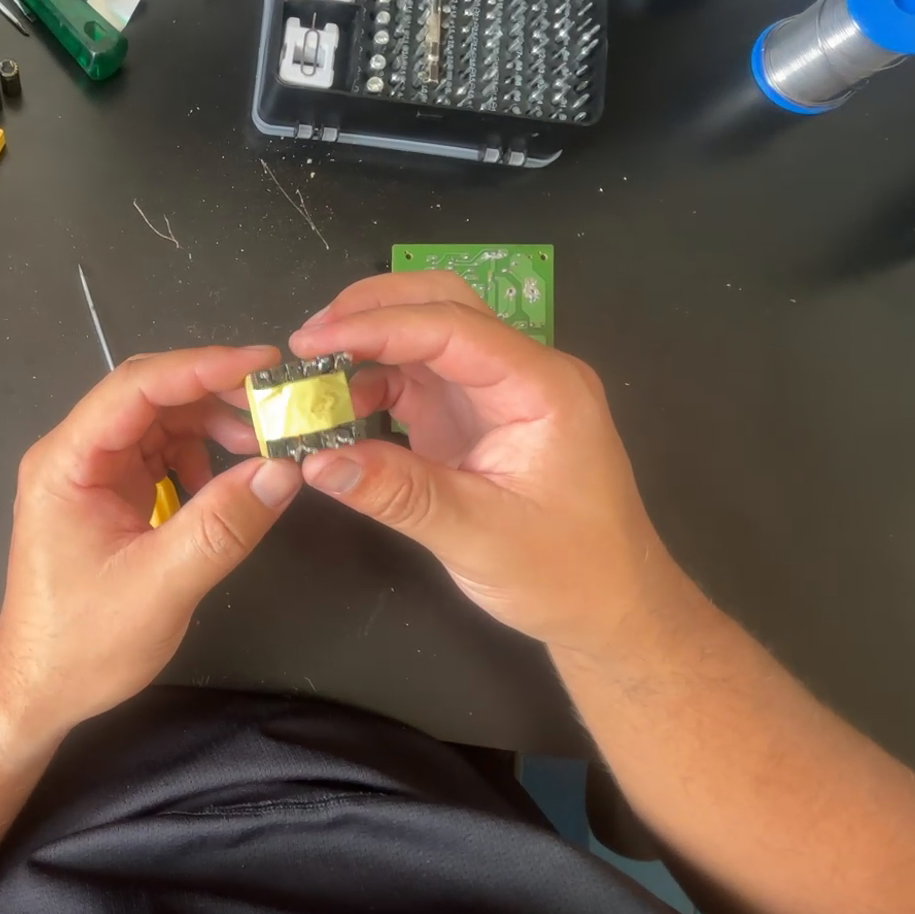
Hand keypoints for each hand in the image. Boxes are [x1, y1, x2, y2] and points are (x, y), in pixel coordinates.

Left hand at [0, 346, 303, 737]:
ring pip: (158, 421)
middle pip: (148, 396)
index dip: (200, 367)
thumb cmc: (84, 644)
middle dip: (213, 394)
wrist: (41, 687)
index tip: (263, 363)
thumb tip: (284, 470)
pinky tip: (224, 481)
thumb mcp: (160, 586)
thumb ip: (222, 526)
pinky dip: (198, 457)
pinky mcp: (110, 493)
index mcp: (67, 462)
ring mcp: (92, 473)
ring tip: (263, 444)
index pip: (134, 387)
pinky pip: (159, 454)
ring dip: (210, 424)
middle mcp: (75, 454)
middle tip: (278, 404)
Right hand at [287, 272, 675, 657]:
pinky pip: (409, 382)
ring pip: (421, 337)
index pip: (451, 329)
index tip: (309, 344)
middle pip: (441, 305)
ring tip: (308, 373)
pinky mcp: (464, 419)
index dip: (375, 328)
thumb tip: (316, 463)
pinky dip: (367, 387)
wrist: (607, 608)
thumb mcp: (478, 536)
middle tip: (307, 339)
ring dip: (364, 345)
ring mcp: (488, 395)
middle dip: (370, 309)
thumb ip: (397, 493)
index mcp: (539, 388)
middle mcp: (515, 375)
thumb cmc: (565, 573)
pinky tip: (334, 409)